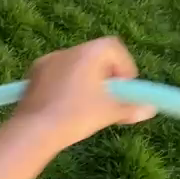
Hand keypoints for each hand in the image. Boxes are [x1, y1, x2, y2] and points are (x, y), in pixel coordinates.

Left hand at [11, 37, 154, 148]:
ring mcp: (45, 62)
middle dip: (104, 75)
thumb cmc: (76, 116)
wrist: (33, 131)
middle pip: (93, 56)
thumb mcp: (109, 112)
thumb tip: (149, 109)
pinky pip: (55, 76)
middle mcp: (66, 51)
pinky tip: (64, 107)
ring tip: (85, 106)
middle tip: (107, 99)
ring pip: (73, 67)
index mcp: (89, 52)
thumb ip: (131, 108)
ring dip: (84, 81)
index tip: (124, 89)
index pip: (114, 47)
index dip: (124, 67)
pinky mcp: (31, 77)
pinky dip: (64, 86)